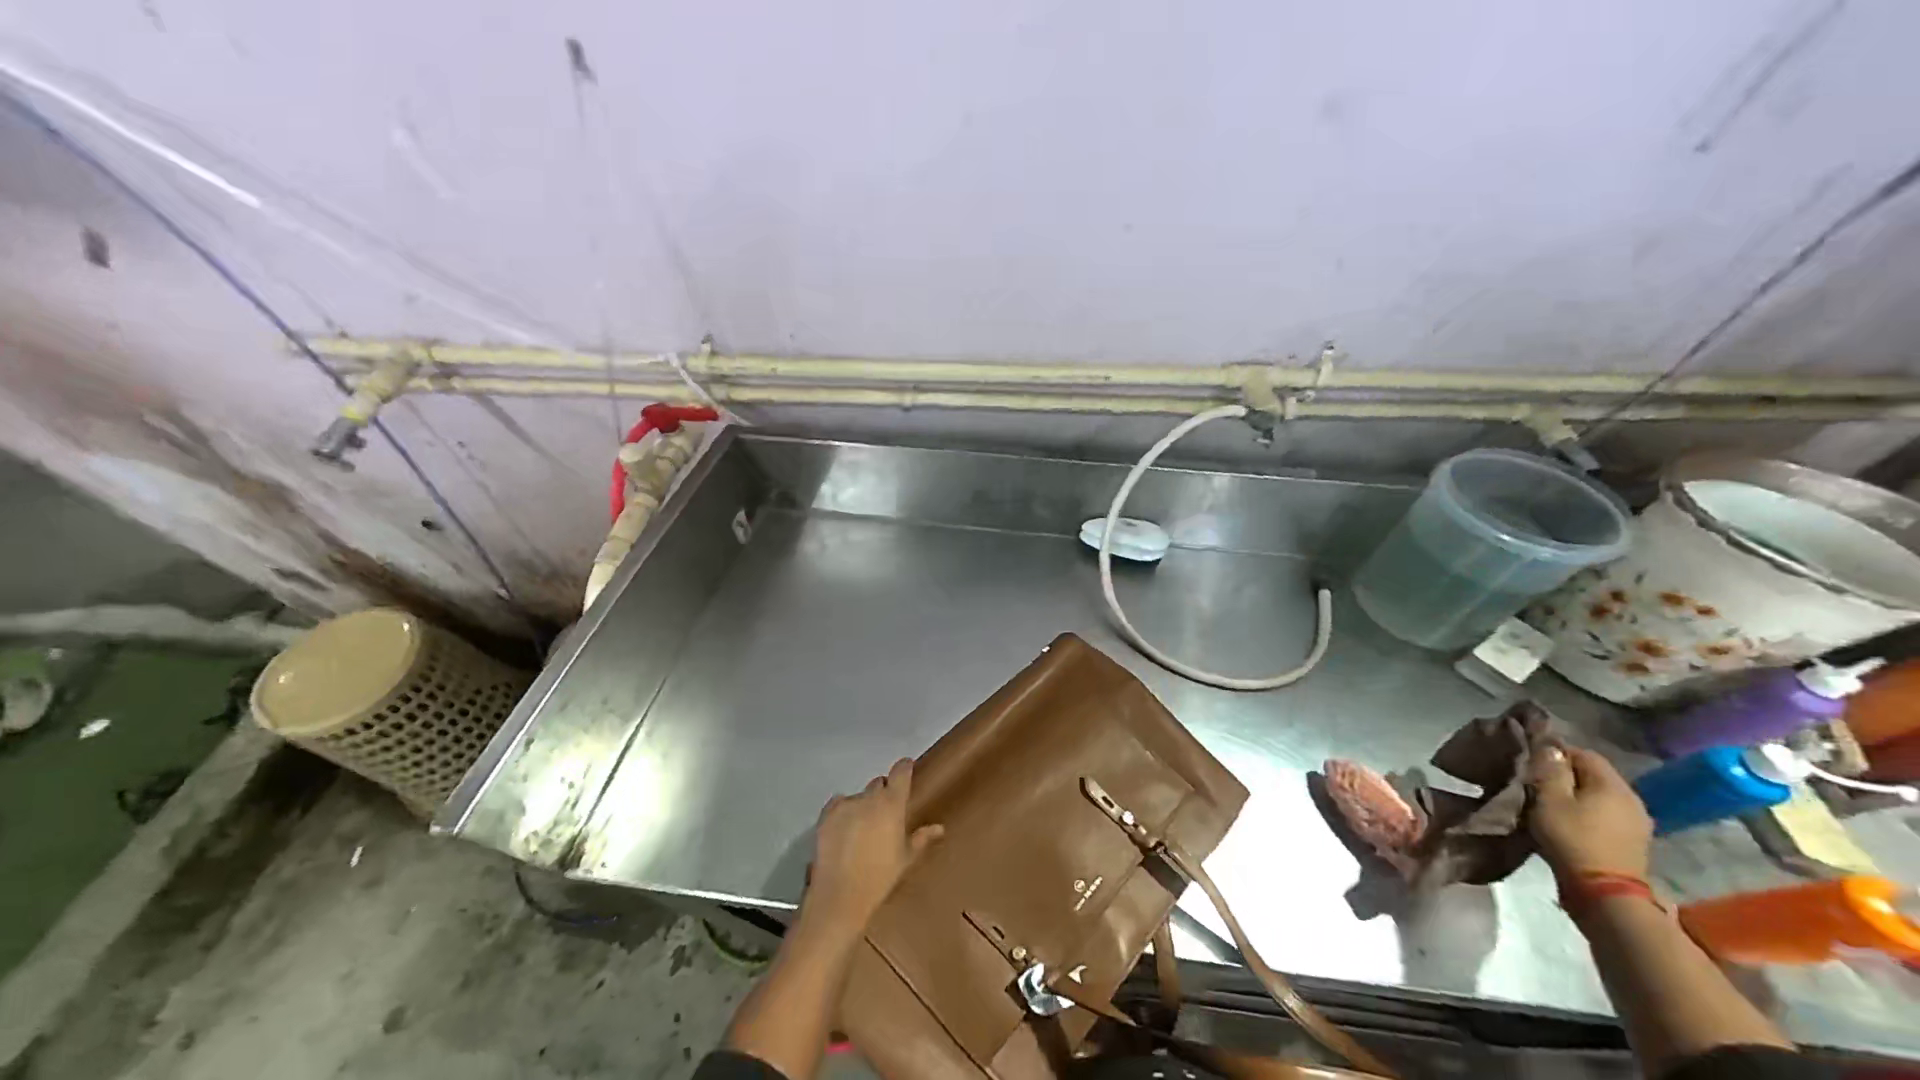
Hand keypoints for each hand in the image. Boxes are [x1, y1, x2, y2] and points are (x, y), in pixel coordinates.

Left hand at [803, 758, 942, 931]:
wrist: (841, 896)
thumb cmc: (880, 877)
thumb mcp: (905, 858)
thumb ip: (922, 838)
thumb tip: (939, 828)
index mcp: (892, 804)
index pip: (900, 772)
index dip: (904, 768)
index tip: (907, 768)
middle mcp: (869, 797)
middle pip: (878, 784)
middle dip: (883, 793)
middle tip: (884, 816)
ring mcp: (845, 804)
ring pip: (858, 796)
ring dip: (862, 806)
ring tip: (861, 830)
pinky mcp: (826, 815)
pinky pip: (838, 805)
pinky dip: (842, 812)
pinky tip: (843, 832)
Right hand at [1528, 743, 1652, 878]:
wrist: (1606, 893)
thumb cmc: (1573, 839)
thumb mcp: (1550, 800)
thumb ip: (1551, 770)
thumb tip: (1552, 747)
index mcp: (1612, 784)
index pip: (1584, 754)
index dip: (1557, 753)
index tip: (1533, 762)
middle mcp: (1631, 798)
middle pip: (1595, 775)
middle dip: (1568, 774)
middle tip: (1539, 783)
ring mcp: (1637, 822)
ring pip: (1602, 796)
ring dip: (1579, 795)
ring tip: (1553, 804)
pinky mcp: (1634, 841)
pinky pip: (1608, 814)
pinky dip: (1590, 812)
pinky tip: (1573, 822)